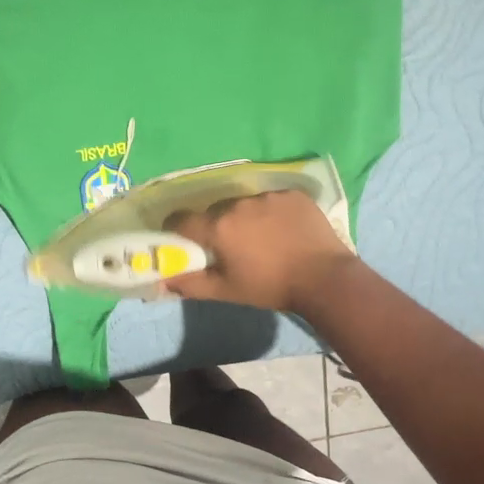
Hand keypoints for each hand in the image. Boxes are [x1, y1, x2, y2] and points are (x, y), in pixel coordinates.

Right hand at [161, 189, 361, 313]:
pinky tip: (283, 231)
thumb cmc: (269, 286)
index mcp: (218, 226)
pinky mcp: (292, 193)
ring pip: (244, 204)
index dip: (177, 231)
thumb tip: (160, 280)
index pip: (182, 219)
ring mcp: (268, 195)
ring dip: (245, 218)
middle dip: (216, 227)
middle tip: (229, 248)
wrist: (324, 278)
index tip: (184, 242)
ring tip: (262, 240)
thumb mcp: (225, 290)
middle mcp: (238, 203)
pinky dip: (271, 213)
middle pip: (215, 211)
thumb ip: (189, 283)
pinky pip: (271, 200)